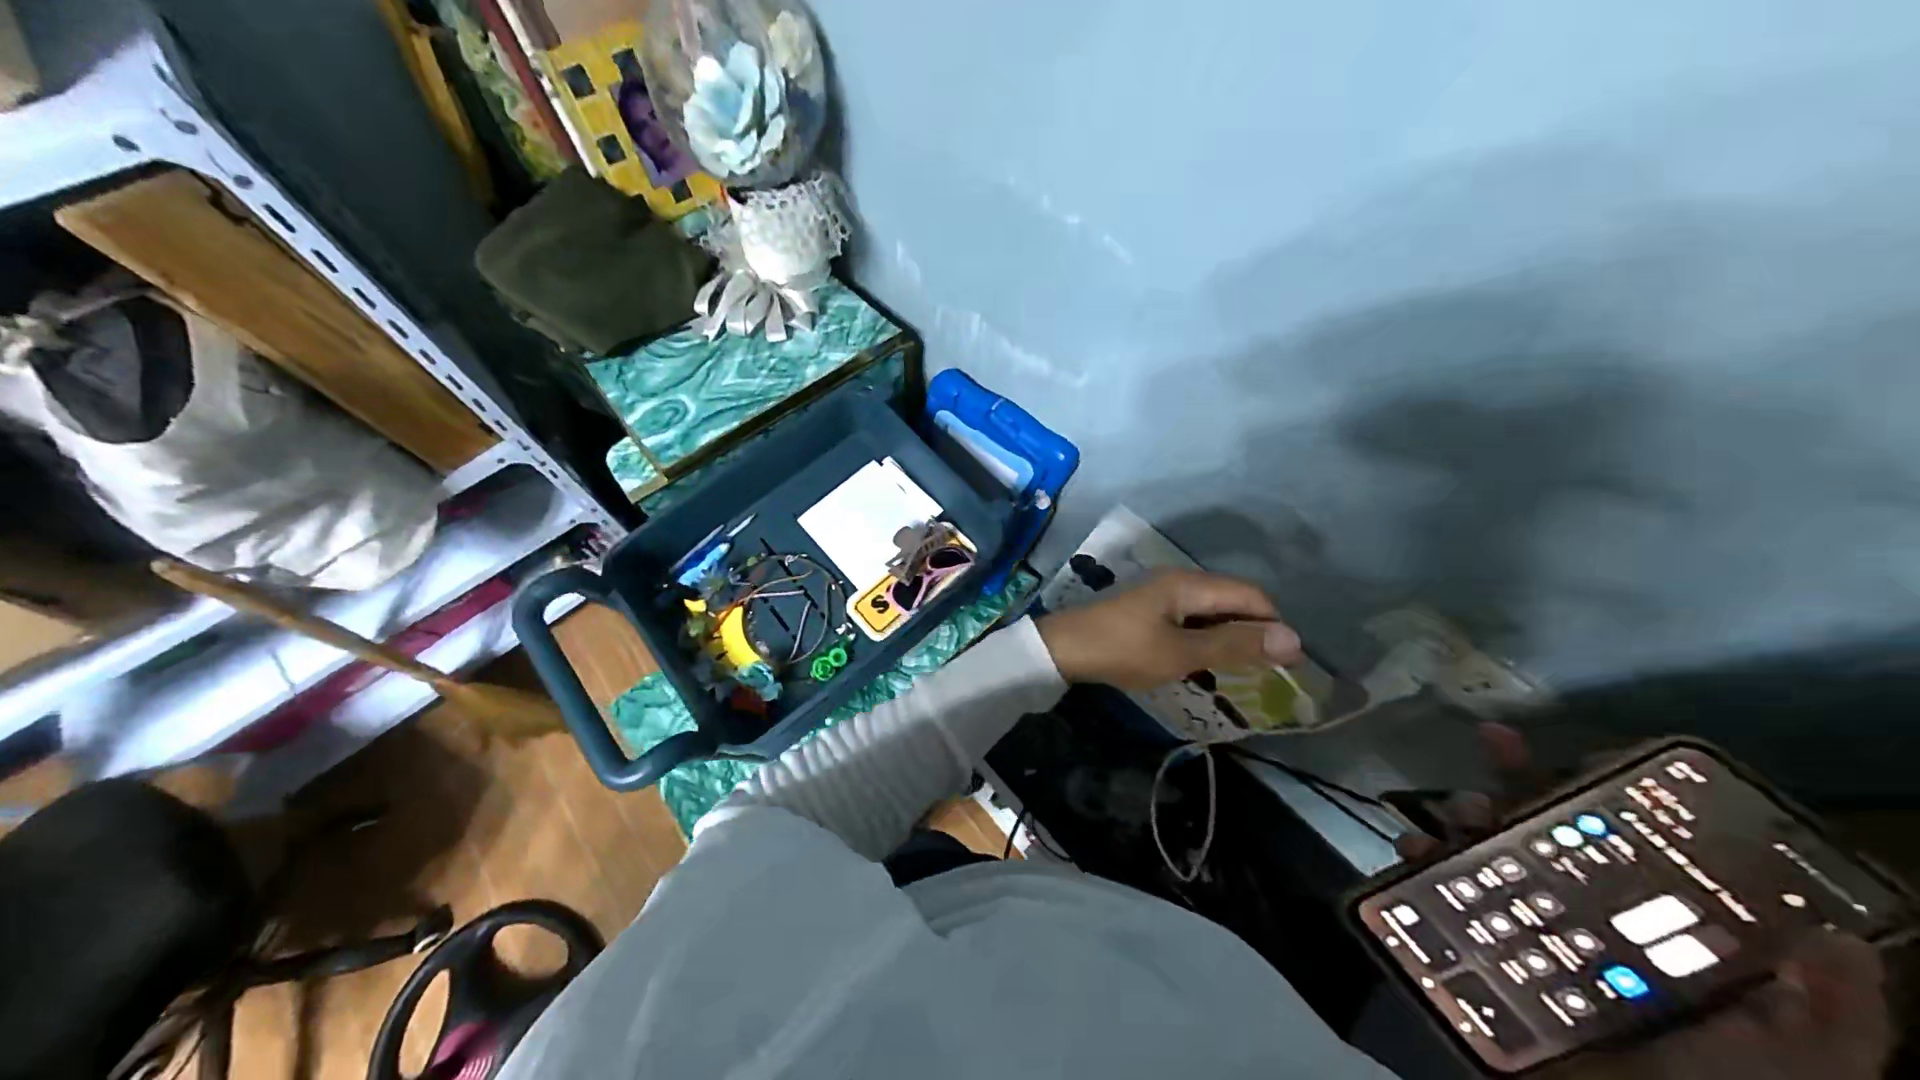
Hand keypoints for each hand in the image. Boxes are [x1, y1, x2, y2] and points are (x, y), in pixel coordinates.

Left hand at [1035, 568, 1301, 689]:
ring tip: (1241, 670)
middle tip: (1267, 671)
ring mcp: (1162, 593)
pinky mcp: (1148, 608)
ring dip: (1230, 635)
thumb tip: (1293, 640)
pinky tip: (1205, 660)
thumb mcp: (1182, 653)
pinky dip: (1206, 636)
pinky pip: (1191, 617)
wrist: (1063, 649)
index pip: (1251, 596)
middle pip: (1233, 599)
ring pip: (1212, 609)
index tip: (1289, 664)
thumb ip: (1234, 645)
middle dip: (1254, 631)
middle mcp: (1179, 580)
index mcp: (1190, 584)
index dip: (1274, 626)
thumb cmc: (1123, 650)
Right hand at [1394, 726, 1895, 1079]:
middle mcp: (1587, 911)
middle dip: (1518, 780)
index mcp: (1654, 923)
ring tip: (1458, 812)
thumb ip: (1833, 1014)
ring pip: (1488, 849)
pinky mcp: (1480, 943)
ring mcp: (1529, 925)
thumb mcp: (1800, 1063)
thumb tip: (1840, 936)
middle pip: (1547, 829)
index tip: (1588, 752)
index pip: (1630, 841)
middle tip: (1496, 746)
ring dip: (1465, 816)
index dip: (1610, 790)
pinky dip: (1421, 862)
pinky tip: (1413, 848)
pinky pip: (1441, 893)